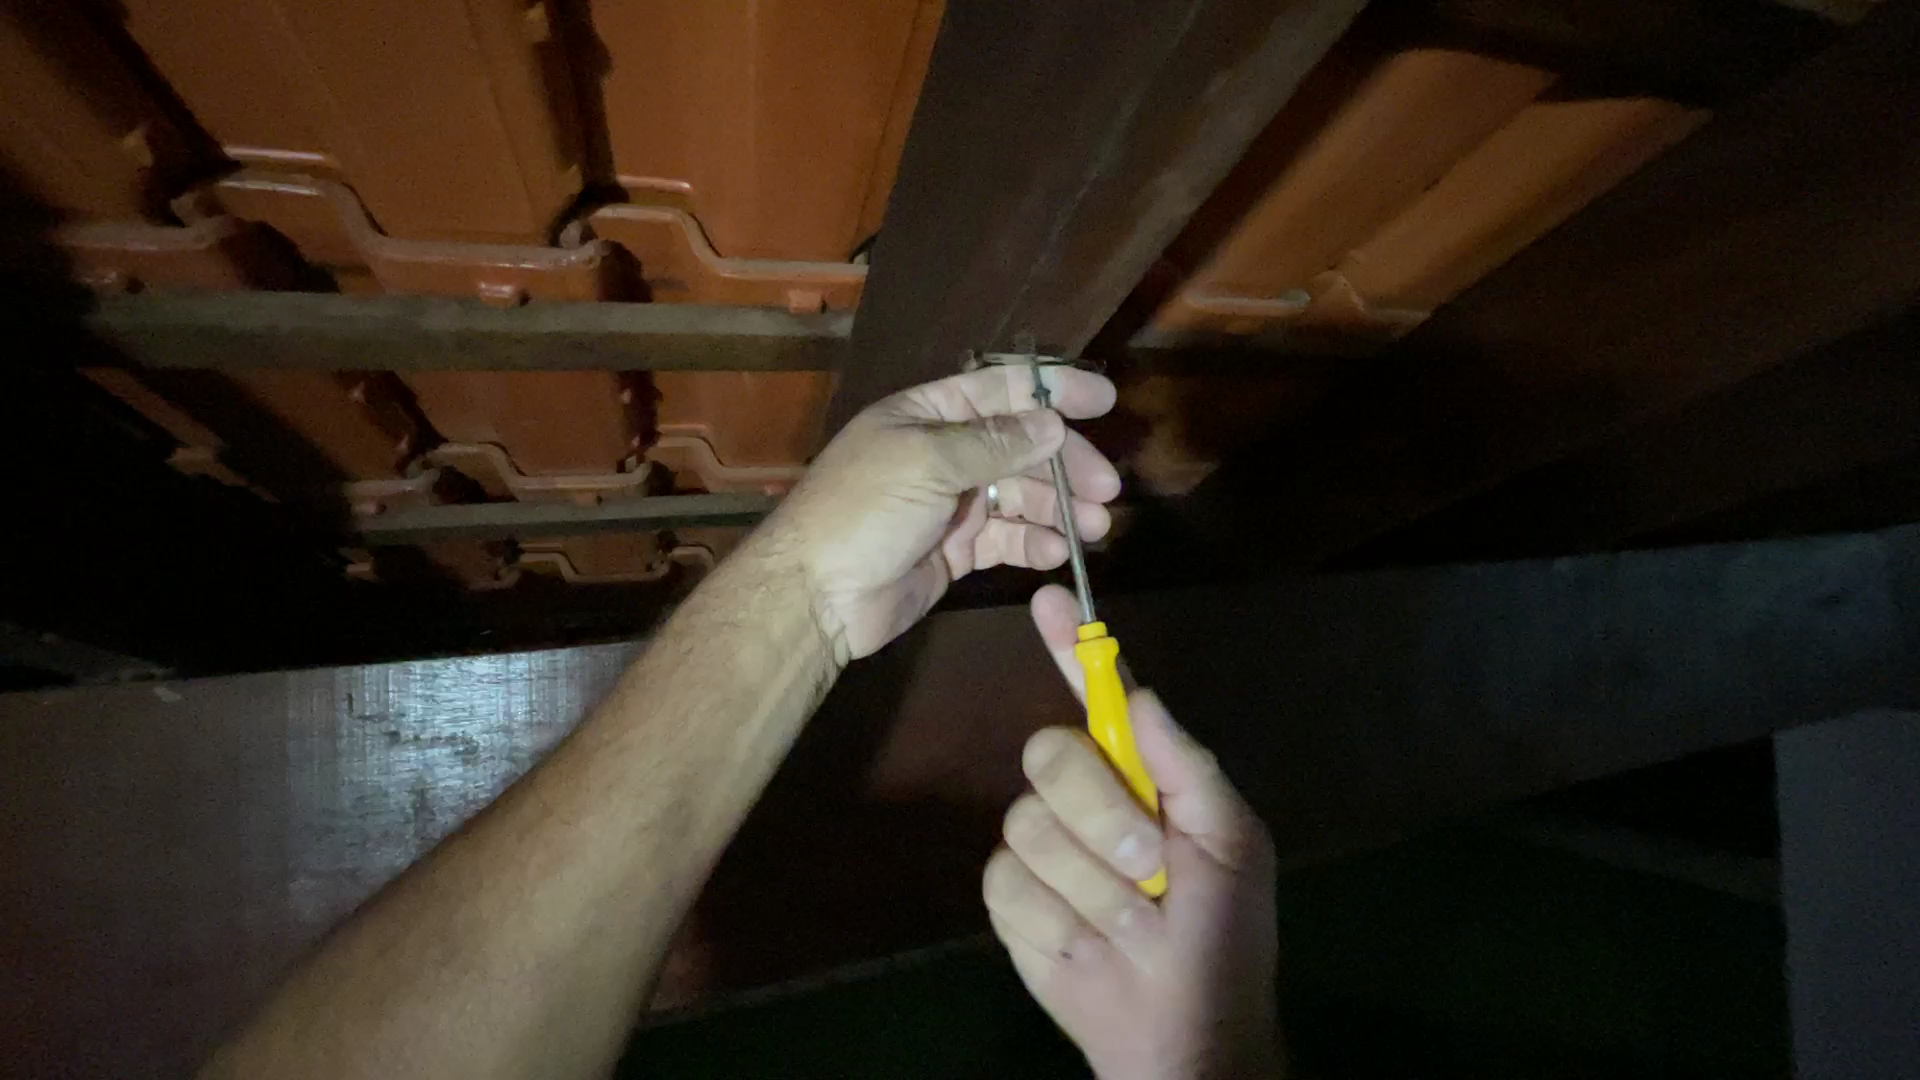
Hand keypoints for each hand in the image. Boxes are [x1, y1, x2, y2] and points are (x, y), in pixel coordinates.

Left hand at [769, 366, 1119, 661]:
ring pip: (1020, 497)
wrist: (818, 595)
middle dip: (1064, 464)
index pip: (1000, 390)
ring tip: (1093, 527)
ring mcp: (952, 504)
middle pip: (1020, 447)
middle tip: (1106, 488)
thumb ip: (993, 443)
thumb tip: (1052, 423)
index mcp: (928, 415)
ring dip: (1059, 508)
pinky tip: (1057, 552)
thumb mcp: (926, 462)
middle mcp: (944, 454)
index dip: (1052, 391)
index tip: (1103, 399)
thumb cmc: (864, 510)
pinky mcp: (958, 549)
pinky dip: (1034, 543)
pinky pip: (1007, 539)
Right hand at [983, 585, 1281, 1079]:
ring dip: (1092, 883)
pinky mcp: (1009, 896)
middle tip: (1151, 864)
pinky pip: (1007, 881)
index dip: (1071, 647)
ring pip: (1029, 824)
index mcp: (1134, 771)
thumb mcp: (1231, 841)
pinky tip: (1086, 943)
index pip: (1093, 695)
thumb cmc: (1224, 929)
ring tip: (1131, 921)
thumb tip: (1135, 694)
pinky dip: (1058, 920)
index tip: (1051, 599)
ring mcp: (1039, 842)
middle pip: (1049, 755)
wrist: (1188, 1029)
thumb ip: (1187, 765)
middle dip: (1102, 813)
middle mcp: (1078, 793)